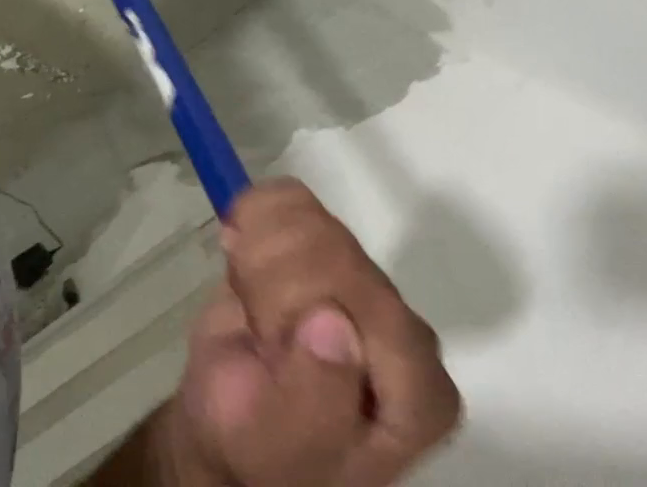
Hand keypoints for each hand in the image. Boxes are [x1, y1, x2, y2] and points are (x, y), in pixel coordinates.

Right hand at [165, 179, 460, 485]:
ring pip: (306, 218)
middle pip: (334, 252)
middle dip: (273, 289)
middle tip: (261, 336)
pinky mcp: (326, 246)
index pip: (371, 303)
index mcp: (418, 385)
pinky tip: (249, 269)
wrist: (228, 427)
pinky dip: (249, 224)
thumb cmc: (262, 448)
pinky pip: (284, 199)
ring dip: (258, 260)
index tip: (267, 344)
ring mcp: (364, 281)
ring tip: (257, 313)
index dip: (297, 307)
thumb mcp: (286, 443)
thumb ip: (315, 394)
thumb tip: (331, 320)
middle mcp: (403, 327)